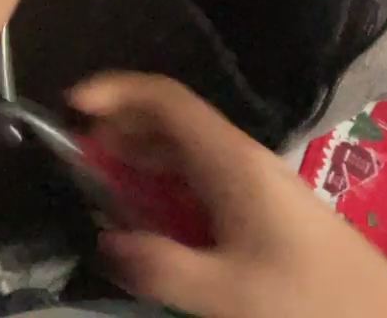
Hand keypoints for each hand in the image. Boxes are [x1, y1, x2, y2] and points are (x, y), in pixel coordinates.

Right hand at [71, 74, 386, 317]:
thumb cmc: (314, 304)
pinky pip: (197, 178)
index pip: (165, 98)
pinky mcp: (259, 208)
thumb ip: (161, 266)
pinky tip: (148, 217)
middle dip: (119, 127)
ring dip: (138, 156)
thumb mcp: (230, 294)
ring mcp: (250, 181)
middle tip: (75, 155)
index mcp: (229, 159)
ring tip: (99, 182)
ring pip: (182, 149)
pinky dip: (162, 184)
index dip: (116, 91)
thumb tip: (105, 240)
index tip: (72, 105)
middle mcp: (237, 157)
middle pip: (169, 119)